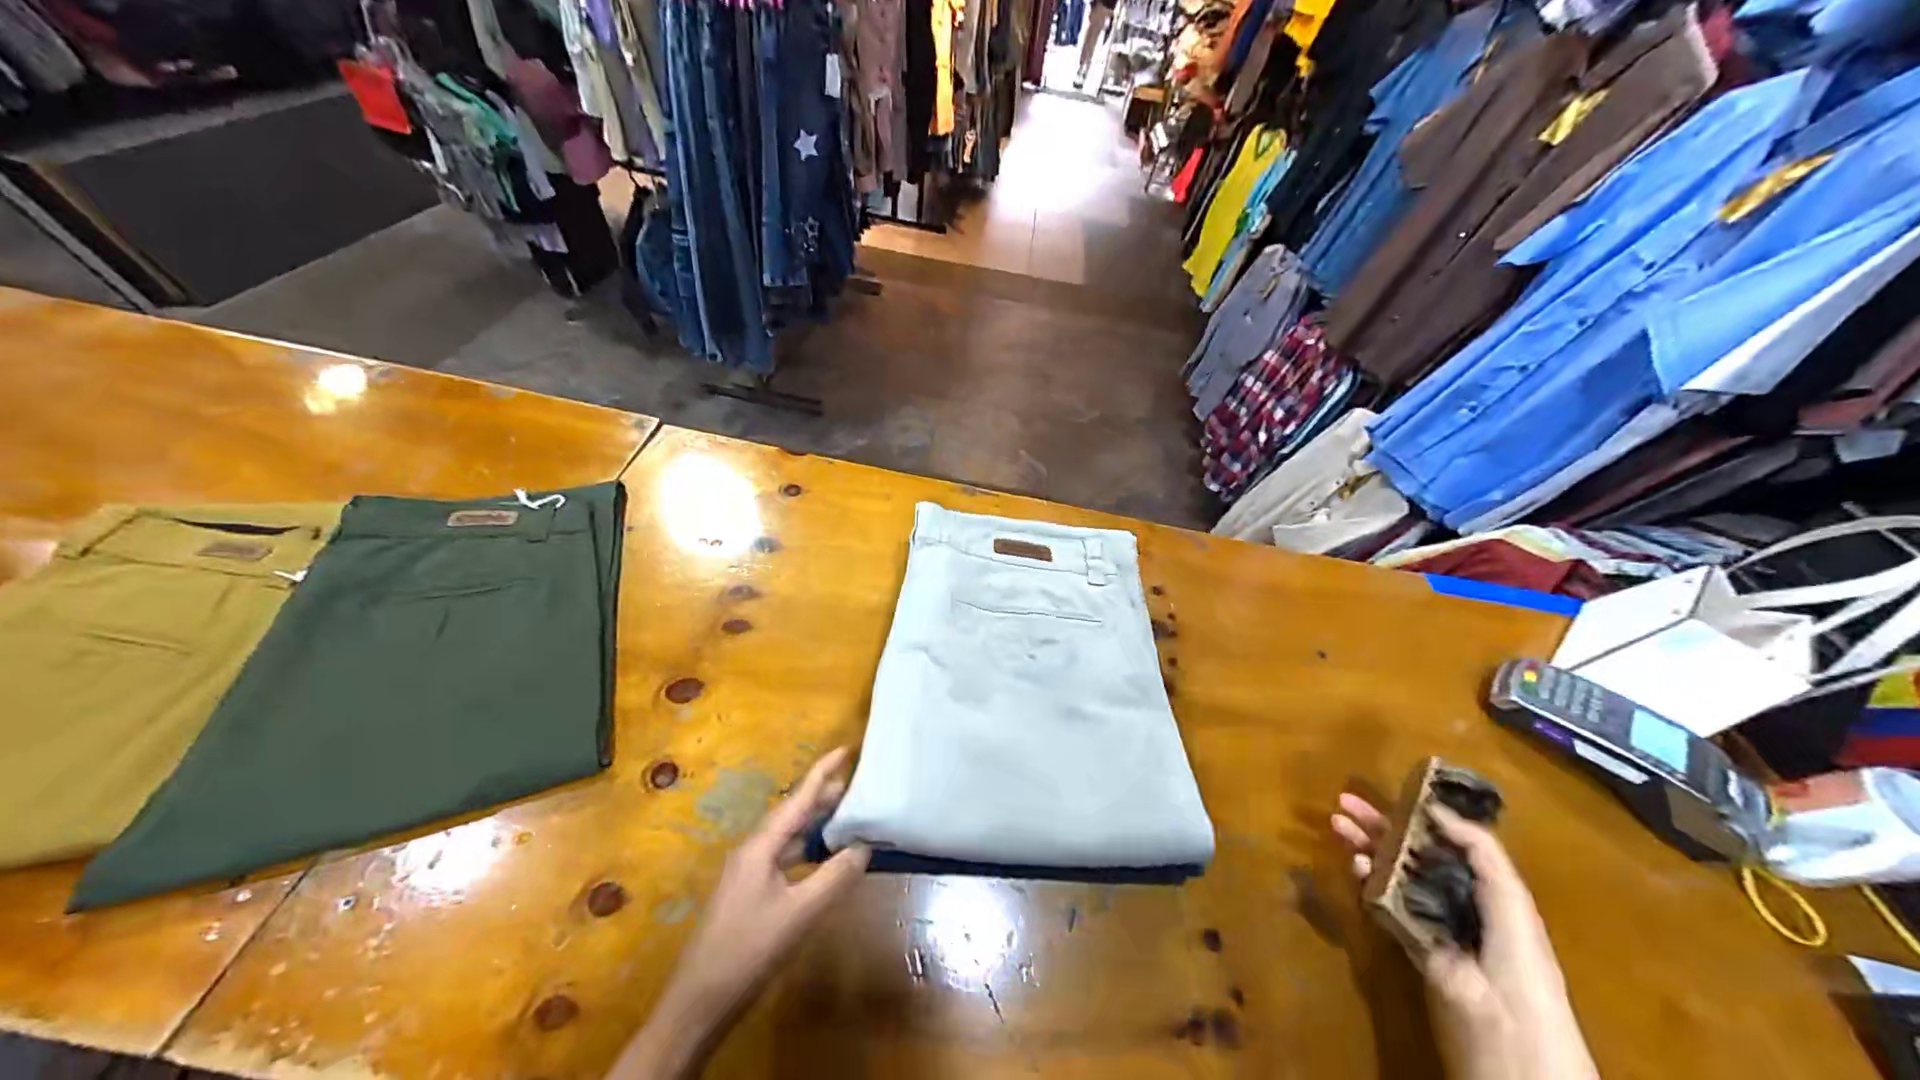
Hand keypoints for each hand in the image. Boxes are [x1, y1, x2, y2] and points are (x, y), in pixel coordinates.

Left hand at [611, 748, 870, 1079]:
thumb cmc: (749, 950)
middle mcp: (753, 850)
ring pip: (788, 836)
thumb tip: (864, 845)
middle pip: (792, 813)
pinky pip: (784, 856)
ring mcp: (749, 872)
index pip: (798, 799)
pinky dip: (807, 848)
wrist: (700, 1000)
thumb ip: (834, 877)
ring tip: (845, 813)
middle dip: (823, 796)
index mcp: (761, 846)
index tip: (846, 748)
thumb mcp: (800, 914)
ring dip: (815, 823)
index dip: (823, 772)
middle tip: (857, 783)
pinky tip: (821, 857)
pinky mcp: (750, 892)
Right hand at [1332, 794, 1598, 1079]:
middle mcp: (1454, 899)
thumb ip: (1481, 854)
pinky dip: (1366, 880)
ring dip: (1366, 847)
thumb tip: (1436, 808)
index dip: (1418, 815)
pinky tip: (1353, 863)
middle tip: (1344, 802)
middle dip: (1379, 826)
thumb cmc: (1520, 963)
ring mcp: (1429, 922)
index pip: (1446, 842)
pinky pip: (1382, 904)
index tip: (1390, 793)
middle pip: (1411, 854)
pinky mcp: (1408, 943)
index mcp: (1485, 889)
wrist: (1511, 1037)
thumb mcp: (1511, 902)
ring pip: (1391, 874)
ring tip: (1337, 824)